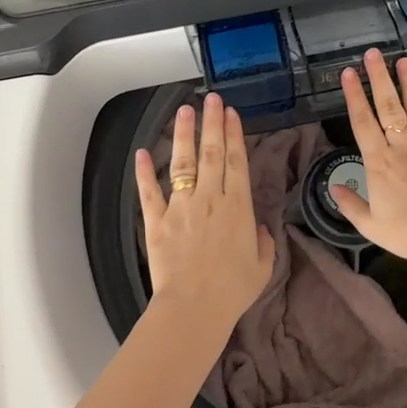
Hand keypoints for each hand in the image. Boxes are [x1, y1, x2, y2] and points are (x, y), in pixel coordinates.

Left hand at [135, 93, 274, 328]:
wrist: (194, 308)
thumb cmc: (232, 290)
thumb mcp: (262, 266)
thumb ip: (263, 242)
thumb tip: (260, 228)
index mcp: (238, 207)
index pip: (236, 161)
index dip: (234, 135)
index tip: (231, 113)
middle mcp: (209, 199)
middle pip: (211, 153)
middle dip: (211, 123)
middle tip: (211, 99)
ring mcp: (181, 207)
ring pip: (183, 163)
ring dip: (184, 134)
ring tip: (184, 110)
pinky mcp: (156, 221)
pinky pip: (149, 192)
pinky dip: (144, 171)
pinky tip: (143, 152)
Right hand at [330, 49, 406, 282]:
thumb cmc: (405, 234)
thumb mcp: (369, 224)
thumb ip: (349, 203)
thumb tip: (333, 187)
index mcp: (379, 162)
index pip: (362, 121)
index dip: (354, 95)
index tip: (348, 73)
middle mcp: (402, 146)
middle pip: (388, 106)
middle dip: (379, 77)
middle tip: (373, 53)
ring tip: (404, 60)